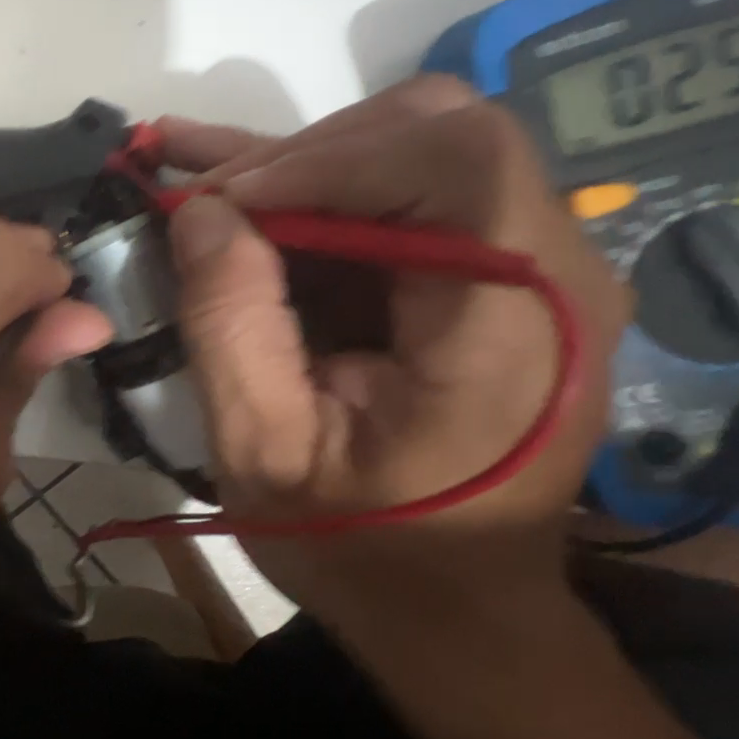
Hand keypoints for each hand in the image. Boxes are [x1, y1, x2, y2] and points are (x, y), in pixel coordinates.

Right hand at [158, 77, 631, 630]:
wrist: (445, 603)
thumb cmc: (358, 543)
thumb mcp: (264, 448)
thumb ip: (230, 323)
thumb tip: (196, 211)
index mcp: (514, 321)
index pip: (452, 163)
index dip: (323, 158)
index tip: (217, 202)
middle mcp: (547, 270)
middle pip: (436, 135)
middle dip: (302, 155)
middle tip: (205, 206)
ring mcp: (521, 266)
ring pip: (409, 150)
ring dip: (295, 164)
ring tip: (191, 183)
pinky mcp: (479, 275)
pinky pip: (396, 197)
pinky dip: (309, 187)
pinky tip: (223, 182)